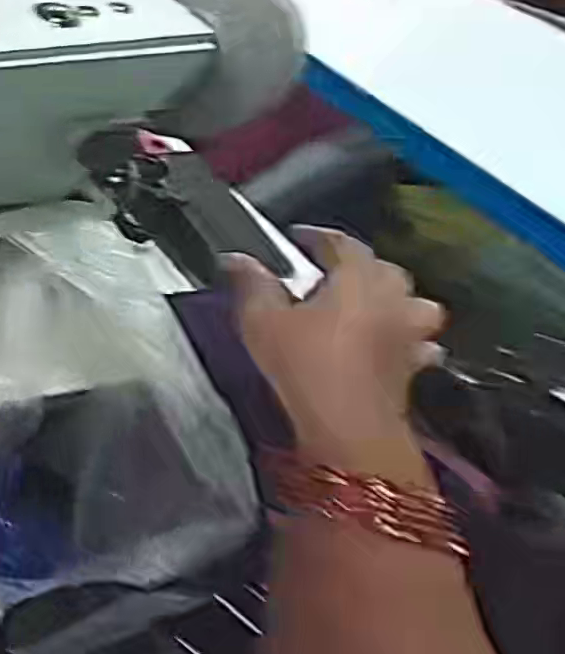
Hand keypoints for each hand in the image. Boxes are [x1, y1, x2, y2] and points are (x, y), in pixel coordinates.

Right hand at [223, 227, 444, 478]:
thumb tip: (238, 259)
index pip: (346, 246)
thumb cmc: (301, 361)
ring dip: (386, 295)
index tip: (299, 235)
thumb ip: (252, 283)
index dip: (320, 236)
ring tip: (356, 299)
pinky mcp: (413, 361)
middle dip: (354, 263)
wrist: (344, 418)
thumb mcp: (259, 317)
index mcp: (358, 284)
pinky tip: (379, 336)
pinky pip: (415, 336)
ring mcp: (411, 334)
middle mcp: (394, 303)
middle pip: (383, 270)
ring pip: (410, 301)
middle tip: (320, 267)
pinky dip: (398, 329)